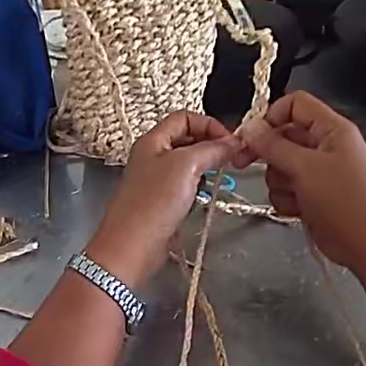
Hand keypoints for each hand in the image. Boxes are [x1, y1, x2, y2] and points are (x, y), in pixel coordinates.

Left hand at [84, 112, 242, 286]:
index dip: (209, 125)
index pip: (185, 118)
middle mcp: (153, 157)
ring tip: (215, 179)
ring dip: (205, 169)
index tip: (229, 141)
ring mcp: (156, 181)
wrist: (132, 247)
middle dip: (210, 147)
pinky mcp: (162, 203)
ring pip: (188, 165)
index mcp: (153, 140)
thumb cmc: (152, 204)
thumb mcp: (186, 166)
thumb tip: (233, 142)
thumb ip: (212, 149)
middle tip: (228, 160)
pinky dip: (197, 189)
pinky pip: (185, 188)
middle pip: (188, 140)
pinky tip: (201, 198)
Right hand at [234, 93, 365, 270]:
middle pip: (283, 138)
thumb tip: (250, 128)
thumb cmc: (348, 203)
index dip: (270, 117)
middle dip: (268, 155)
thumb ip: (274, 146)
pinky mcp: (313, 197)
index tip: (250, 137)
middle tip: (245, 164)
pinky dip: (286, 201)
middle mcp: (326, 148)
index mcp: (332, 130)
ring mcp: (319, 174)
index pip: (295, 106)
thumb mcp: (305, 168)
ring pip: (280, 168)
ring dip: (279, 184)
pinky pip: (286, 191)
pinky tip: (298, 210)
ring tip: (294, 195)